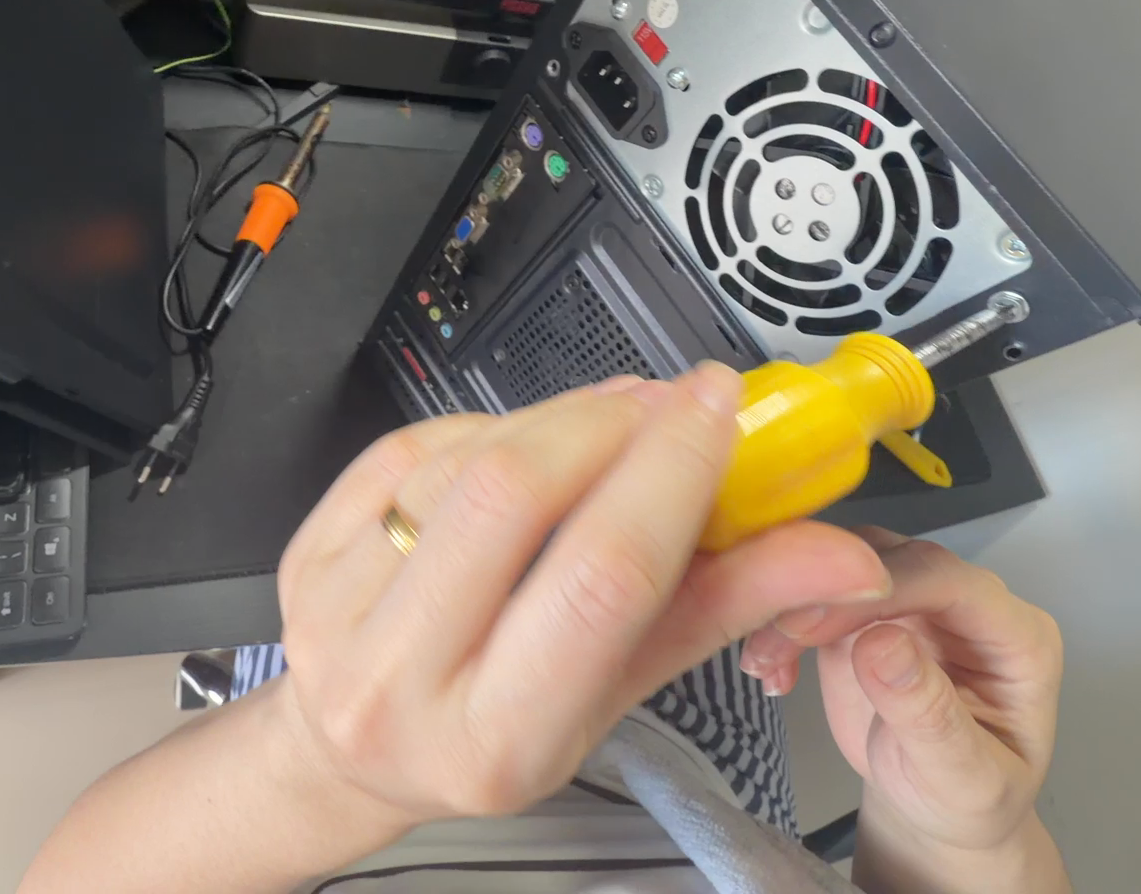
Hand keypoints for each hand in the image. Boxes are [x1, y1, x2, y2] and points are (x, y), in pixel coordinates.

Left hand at [269, 366, 894, 830]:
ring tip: (599, 419)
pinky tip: (516, 440)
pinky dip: (480, 427)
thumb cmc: (489, 734)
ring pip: (459, 461)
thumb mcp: (608, 697)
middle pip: (513, 495)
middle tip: (660, 398)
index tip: (716, 407)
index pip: (600, 579)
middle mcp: (400, 676)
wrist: (357, 742)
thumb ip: (712, 612)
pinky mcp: (307, 548)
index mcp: (496, 738)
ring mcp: (336, 605)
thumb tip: (832, 555)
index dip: (670, 473)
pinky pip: (407, 448)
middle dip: (604, 423)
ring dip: (547, 419)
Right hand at [739, 528, 1067, 892]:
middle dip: (820, 593)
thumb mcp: (959, 778)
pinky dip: (778, 618)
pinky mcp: (857, 604)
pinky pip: (808, 585)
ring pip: (835, 558)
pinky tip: (767, 666)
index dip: (874, 589)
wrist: (930, 808)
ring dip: (789, 602)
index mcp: (1012, 633)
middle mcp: (960, 599)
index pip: (942, 578)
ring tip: (763, 662)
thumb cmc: (962, 800)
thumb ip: (926, 712)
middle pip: (882, 557)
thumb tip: (880, 641)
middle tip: (771, 642)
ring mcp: (906, 596)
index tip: (811, 624)